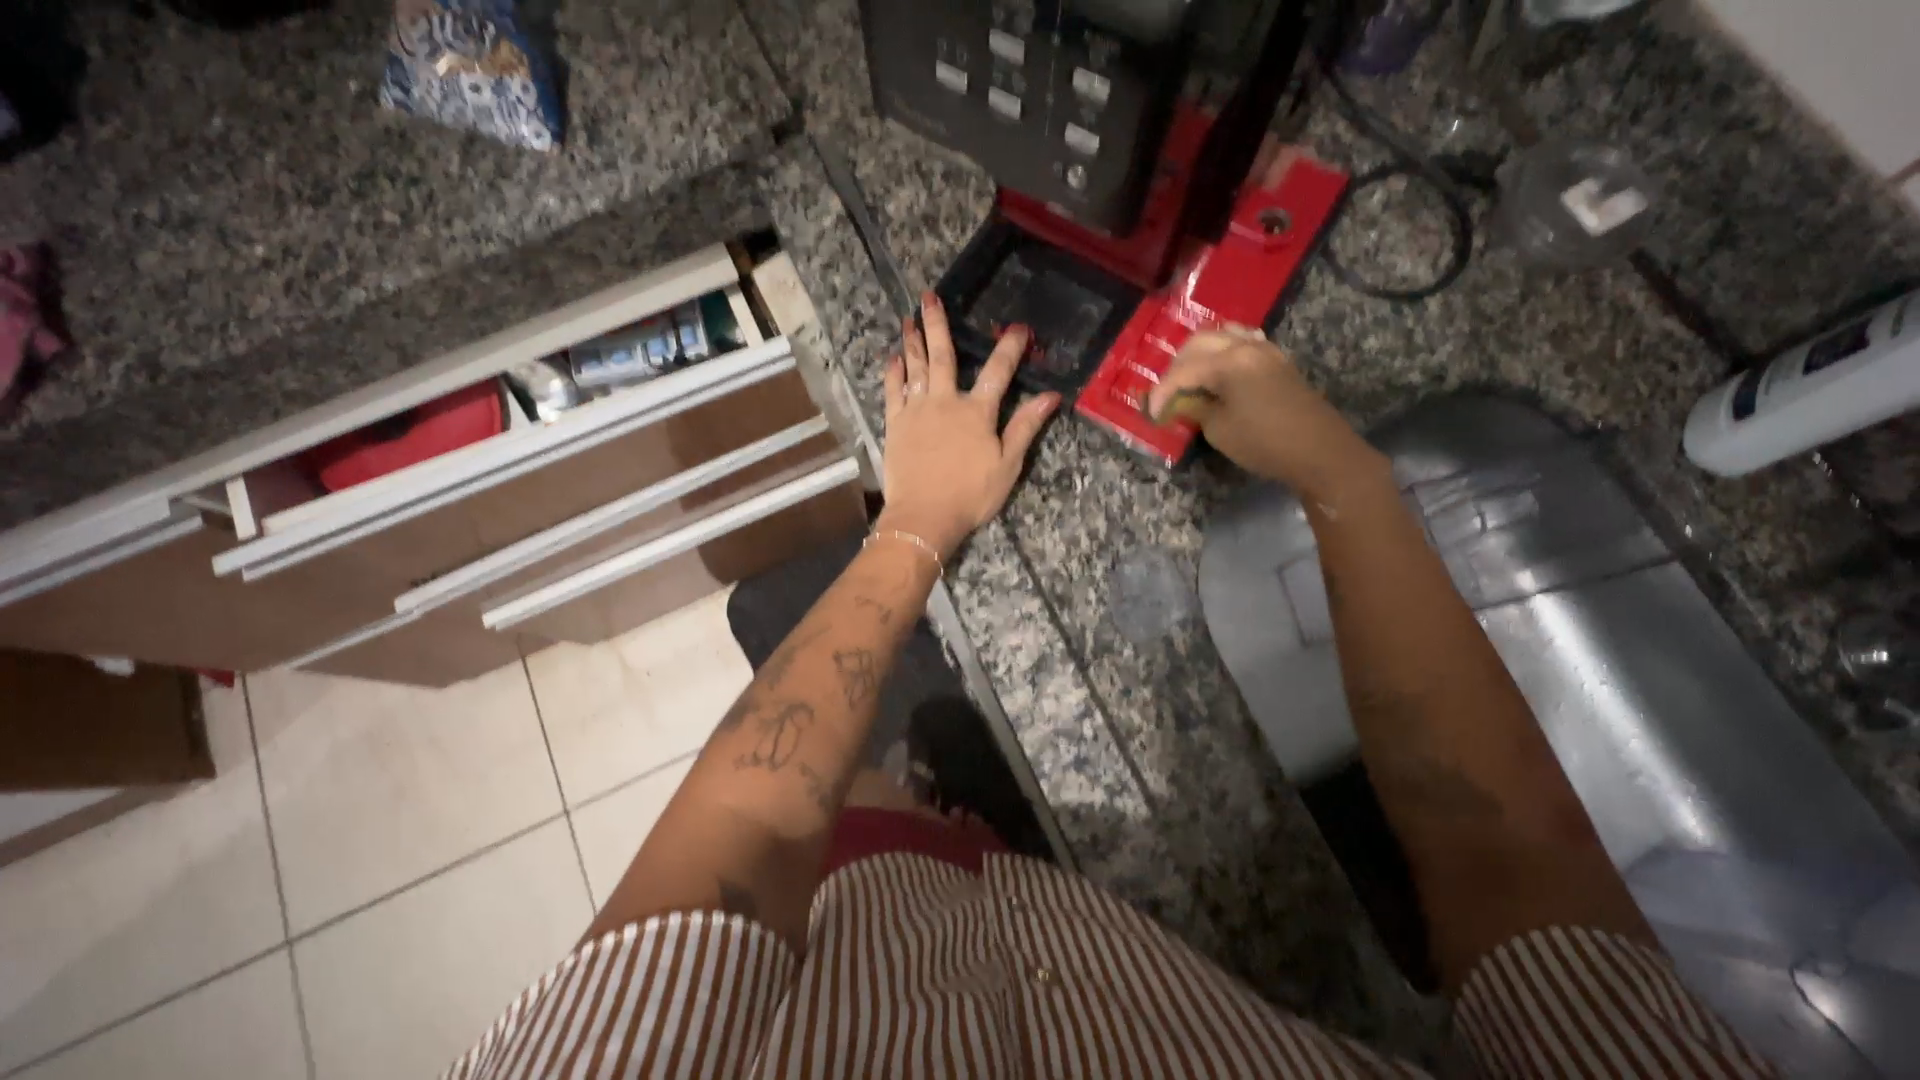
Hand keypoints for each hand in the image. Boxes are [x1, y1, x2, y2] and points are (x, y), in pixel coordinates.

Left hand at [879, 291, 1058, 557]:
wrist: (924, 516)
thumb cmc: (971, 495)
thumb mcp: (1008, 464)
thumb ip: (1026, 426)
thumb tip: (1050, 396)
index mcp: (977, 412)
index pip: (998, 371)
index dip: (1010, 347)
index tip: (1018, 327)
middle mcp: (945, 402)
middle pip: (943, 356)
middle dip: (937, 324)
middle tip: (929, 297)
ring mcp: (917, 411)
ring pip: (914, 368)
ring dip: (912, 341)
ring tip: (908, 319)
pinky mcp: (895, 425)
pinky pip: (893, 392)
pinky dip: (893, 373)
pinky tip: (893, 358)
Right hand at [1145, 327, 1386, 498]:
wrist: (1320, 451)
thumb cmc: (1265, 443)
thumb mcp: (1219, 430)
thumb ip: (1197, 408)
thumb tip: (1184, 402)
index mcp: (1229, 361)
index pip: (1183, 370)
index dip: (1163, 391)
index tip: (1151, 412)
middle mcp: (1247, 346)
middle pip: (1201, 342)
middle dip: (1178, 365)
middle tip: (1168, 392)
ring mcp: (1266, 351)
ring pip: (1224, 336)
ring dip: (1201, 353)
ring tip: (1190, 378)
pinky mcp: (1278, 362)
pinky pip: (1244, 343)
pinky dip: (1224, 352)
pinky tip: (1219, 371)